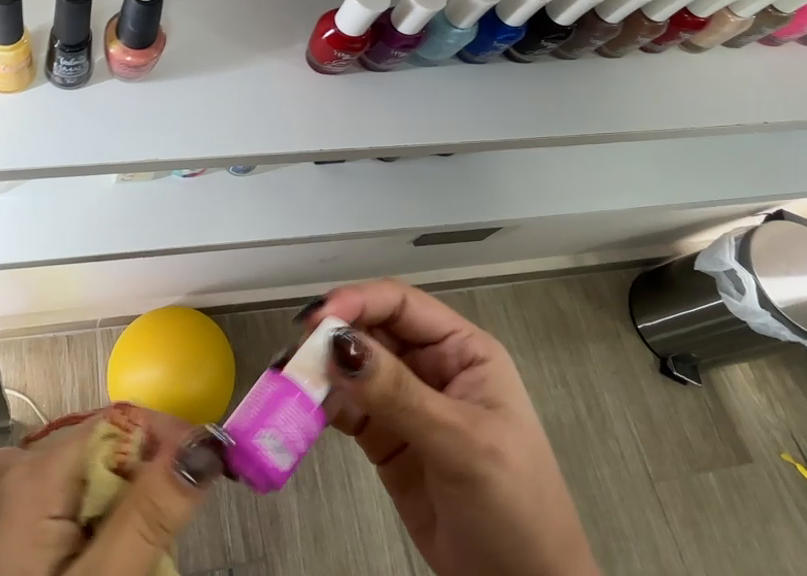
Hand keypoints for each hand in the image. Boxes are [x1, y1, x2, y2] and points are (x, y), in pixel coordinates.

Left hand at [0, 409, 226, 575]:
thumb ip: (150, 513)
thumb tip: (204, 445)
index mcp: (31, 471)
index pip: (121, 424)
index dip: (171, 442)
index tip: (216, 473)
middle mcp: (13, 462)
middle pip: (106, 450)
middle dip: (143, 491)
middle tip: (158, 552)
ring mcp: (2, 486)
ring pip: (89, 475)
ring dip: (121, 512)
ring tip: (125, 565)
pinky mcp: (0, 510)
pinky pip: (63, 495)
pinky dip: (91, 523)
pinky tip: (91, 564)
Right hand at [298, 279, 598, 575]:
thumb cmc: (515, 505)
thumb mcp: (462, 442)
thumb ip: (398, 393)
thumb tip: (338, 347)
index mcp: (463, 352)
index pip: (402, 305)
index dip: (358, 301)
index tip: (317, 319)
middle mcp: (431, 367)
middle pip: (371, 331)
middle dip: (332, 338)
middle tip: (296, 355)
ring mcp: (405, 403)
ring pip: (352, 369)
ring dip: (321, 372)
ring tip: (291, 383)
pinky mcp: (384, 439)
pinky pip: (346, 409)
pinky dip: (322, 406)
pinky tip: (304, 410)